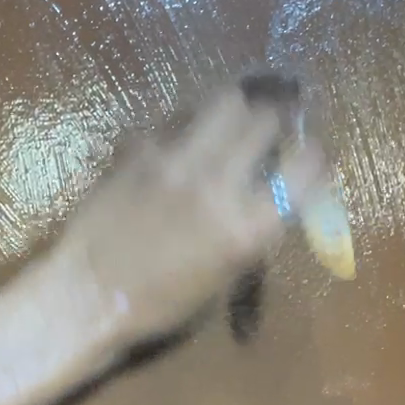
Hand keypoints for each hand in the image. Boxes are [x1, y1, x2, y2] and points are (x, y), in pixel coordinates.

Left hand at [48, 77, 327, 350]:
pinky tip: (182, 142)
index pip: (306, 166)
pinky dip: (190, 123)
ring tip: (230, 123)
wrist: (89, 294)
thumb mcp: (224, 276)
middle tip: (270, 129)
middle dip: (276, 120)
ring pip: (224, 100)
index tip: (310, 155)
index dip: (316, 155)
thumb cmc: (161, 304)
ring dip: (236, 109)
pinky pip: (178, 116)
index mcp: (246, 227)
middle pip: (266, 118)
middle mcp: (217, 183)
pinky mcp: (139, 146)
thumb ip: (253, 230)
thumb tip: (271, 196)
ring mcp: (176, 159)